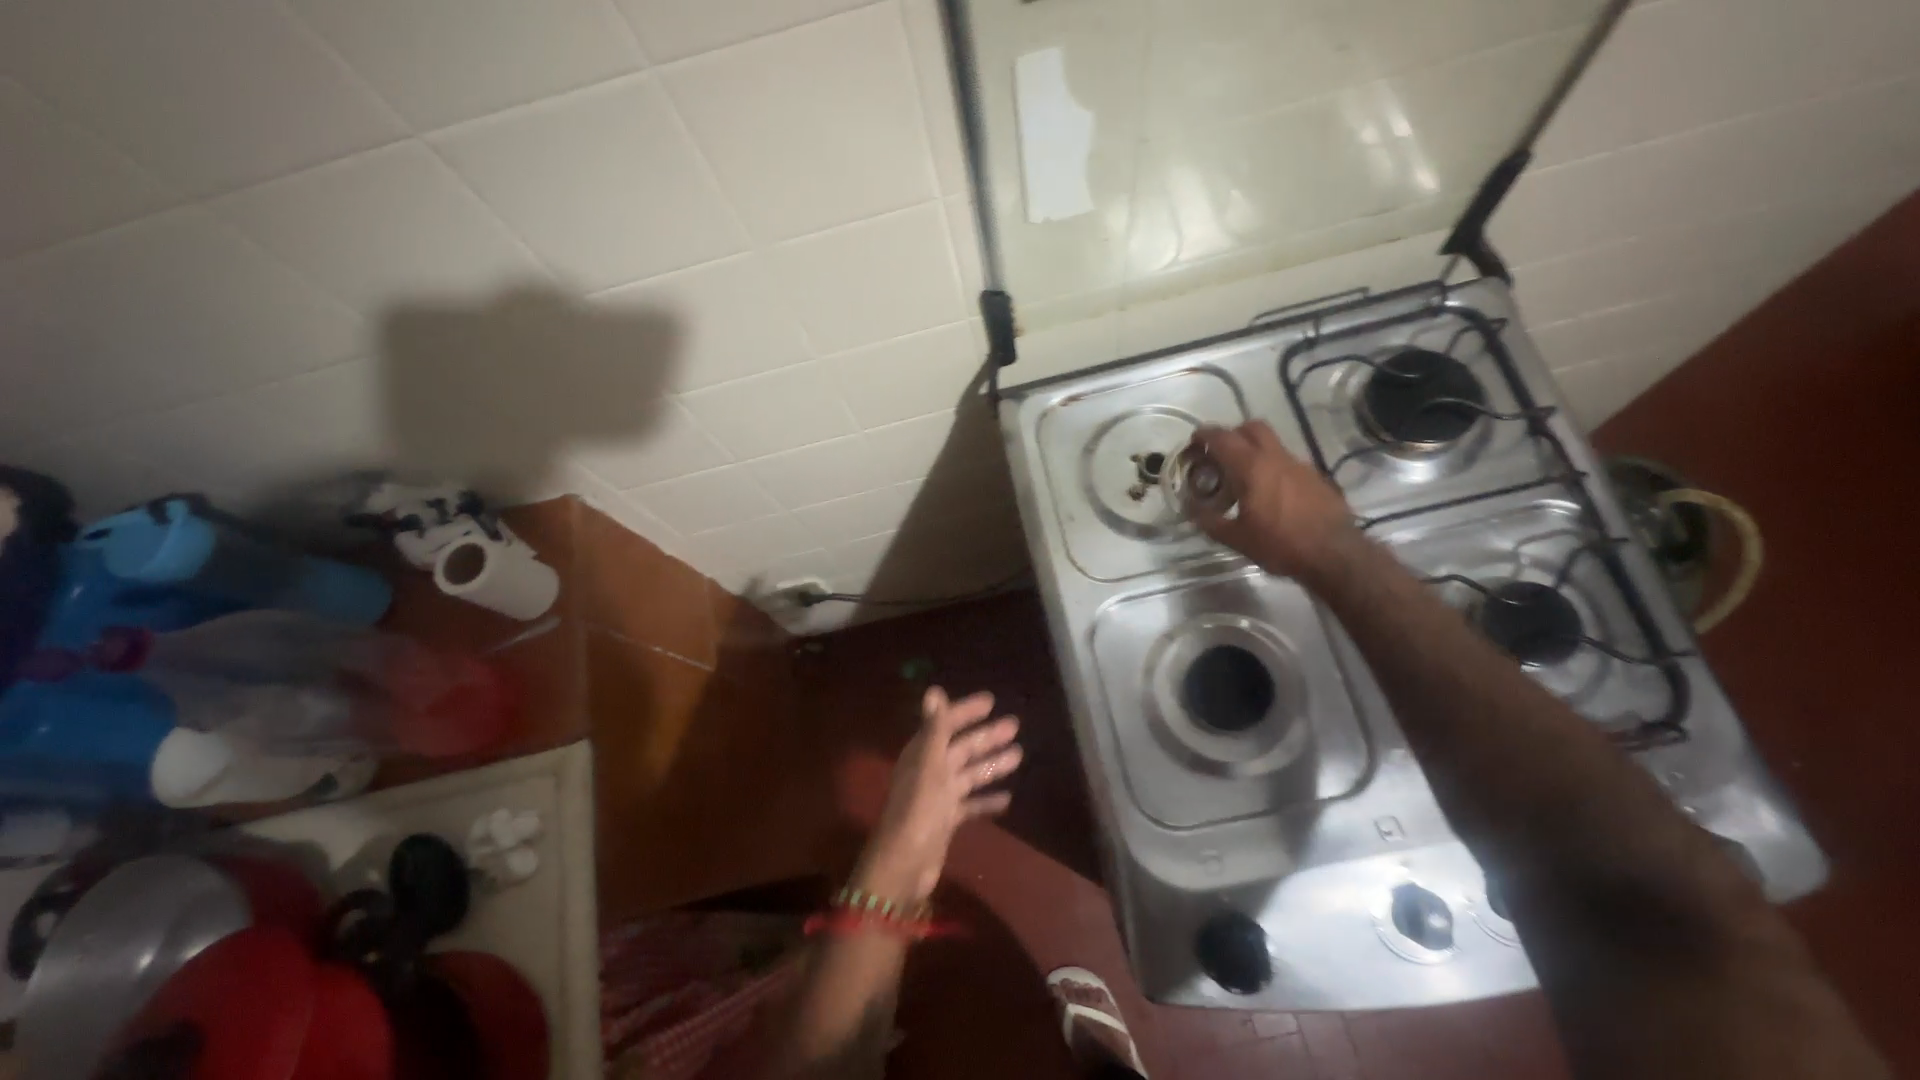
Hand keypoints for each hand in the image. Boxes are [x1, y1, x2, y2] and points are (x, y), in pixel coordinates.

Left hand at [854, 687, 1021, 903]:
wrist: (904, 867)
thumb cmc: (918, 812)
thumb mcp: (929, 767)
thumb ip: (935, 730)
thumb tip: (934, 690)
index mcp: (921, 756)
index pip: (945, 725)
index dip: (965, 711)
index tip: (991, 701)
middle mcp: (929, 772)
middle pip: (961, 748)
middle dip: (986, 737)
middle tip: (1015, 725)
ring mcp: (938, 798)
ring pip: (969, 775)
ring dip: (991, 764)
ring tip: (1019, 755)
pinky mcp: (946, 822)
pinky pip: (971, 805)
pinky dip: (987, 800)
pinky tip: (1008, 798)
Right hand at [1190, 421, 1357, 580]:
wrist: (1334, 553)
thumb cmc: (1280, 544)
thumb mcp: (1237, 539)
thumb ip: (1210, 521)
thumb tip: (1190, 510)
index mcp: (1251, 467)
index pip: (1223, 438)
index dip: (1205, 435)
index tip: (1194, 441)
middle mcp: (1276, 457)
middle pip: (1252, 427)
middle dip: (1233, 434)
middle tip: (1221, 454)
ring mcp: (1300, 465)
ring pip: (1272, 444)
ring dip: (1255, 451)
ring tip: (1245, 478)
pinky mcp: (1316, 477)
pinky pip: (1288, 462)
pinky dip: (1273, 468)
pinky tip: (1271, 494)